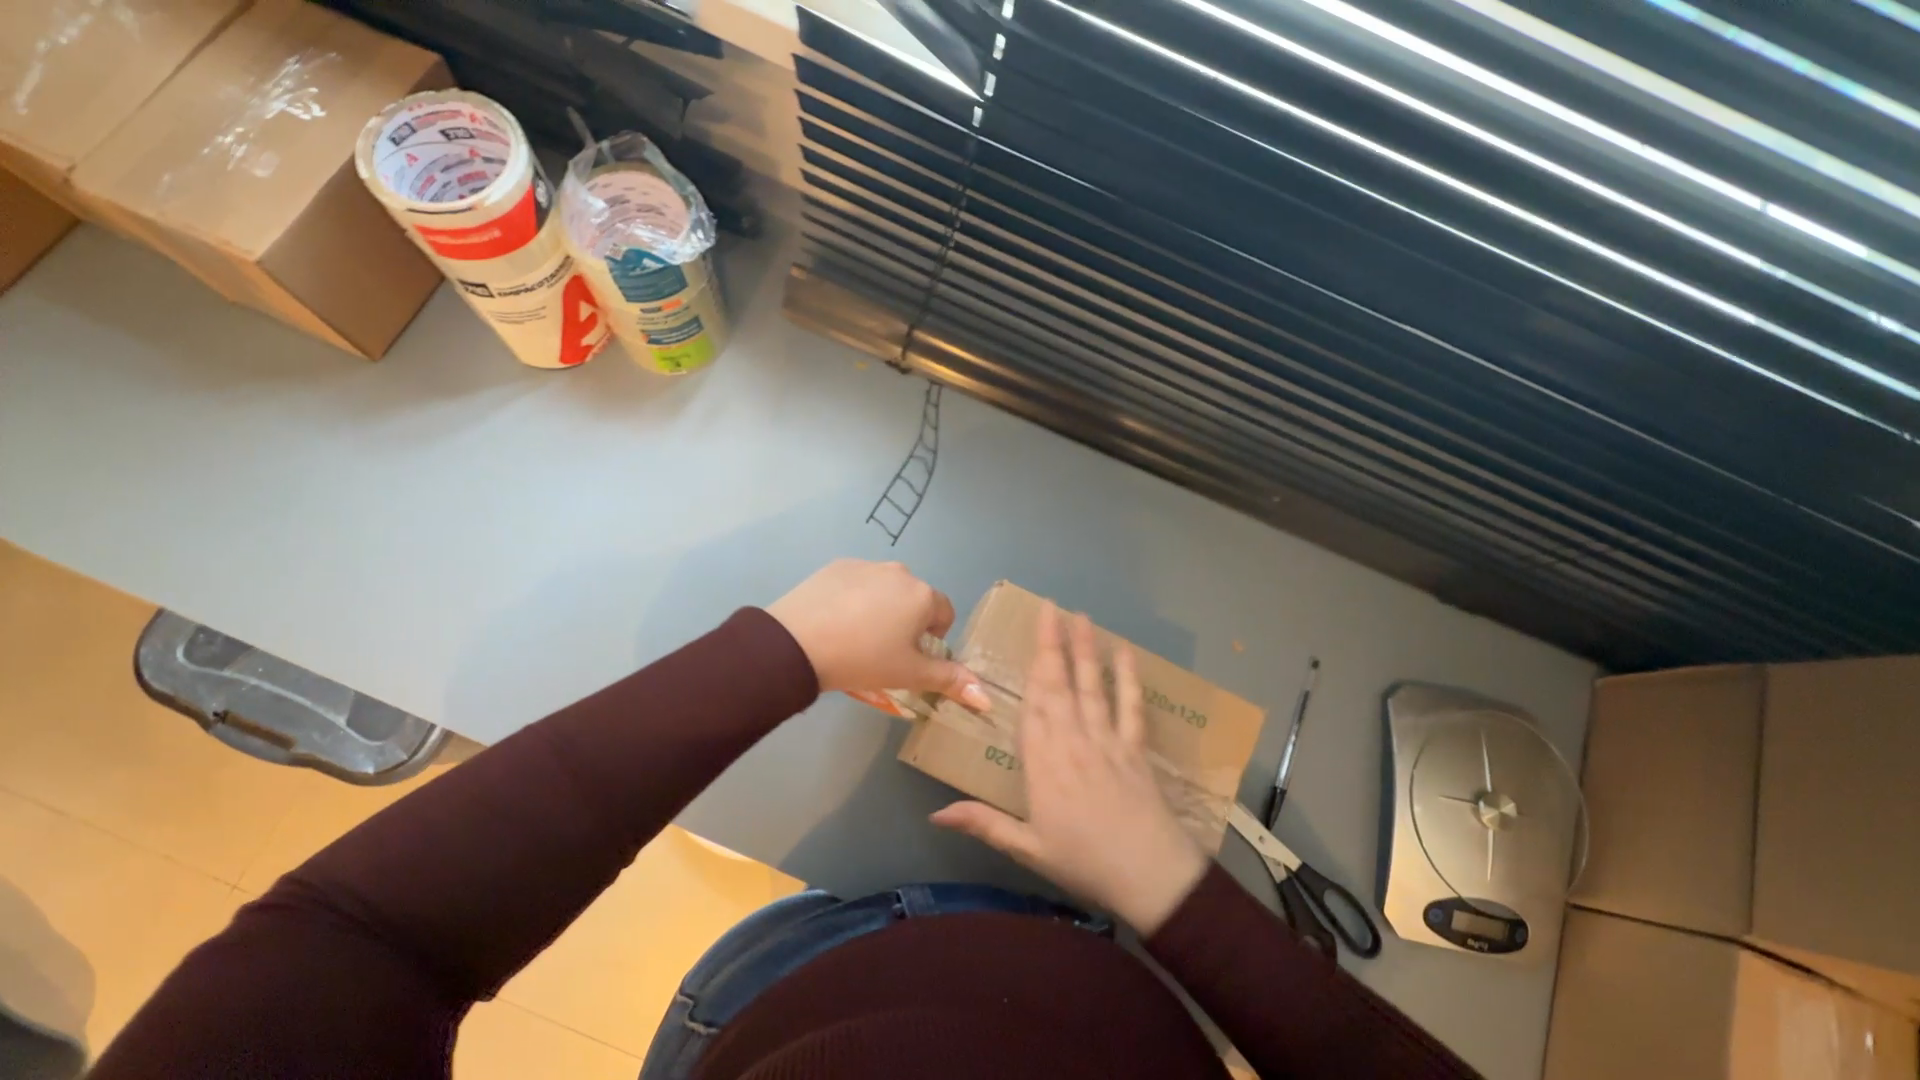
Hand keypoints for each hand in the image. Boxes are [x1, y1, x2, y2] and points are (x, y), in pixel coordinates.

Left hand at [768, 559, 990, 709]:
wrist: (797, 643)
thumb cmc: (863, 659)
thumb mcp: (909, 675)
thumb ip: (950, 681)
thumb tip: (986, 697)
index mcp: (923, 595)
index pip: (945, 613)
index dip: (933, 638)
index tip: (909, 657)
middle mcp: (899, 572)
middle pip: (914, 599)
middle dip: (906, 622)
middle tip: (882, 651)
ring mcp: (866, 565)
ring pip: (884, 590)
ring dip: (880, 609)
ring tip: (855, 638)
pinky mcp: (835, 566)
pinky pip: (855, 583)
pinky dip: (852, 599)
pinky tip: (834, 622)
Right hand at [931, 603, 1208, 934]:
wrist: (1150, 875)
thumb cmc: (1083, 862)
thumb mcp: (1027, 847)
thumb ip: (983, 824)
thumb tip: (934, 814)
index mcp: (1043, 764)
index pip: (1033, 706)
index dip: (1032, 667)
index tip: (1029, 635)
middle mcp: (1073, 742)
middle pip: (1060, 685)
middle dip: (1053, 644)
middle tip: (1051, 606)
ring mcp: (1107, 742)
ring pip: (1092, 687)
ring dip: (1086, 650)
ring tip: (1081, 616)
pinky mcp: (1135, 749)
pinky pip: (1130, 707)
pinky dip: (1128, 679)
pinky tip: (1126, 653)